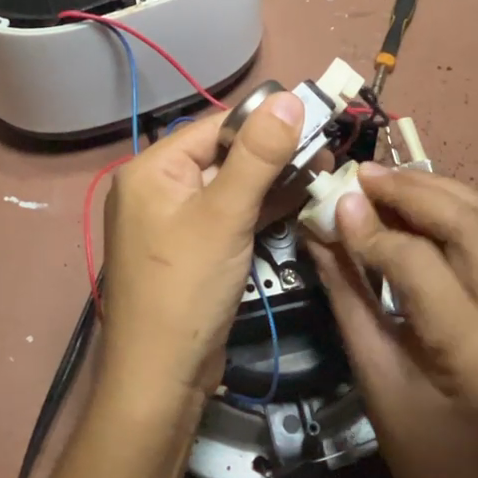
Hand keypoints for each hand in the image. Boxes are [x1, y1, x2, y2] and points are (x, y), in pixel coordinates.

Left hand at [99, 92, 307, 402]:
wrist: (160, 379)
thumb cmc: (186, 288)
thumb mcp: (225, 215)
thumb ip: (258, 155)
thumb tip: (289, 98)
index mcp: (151, 168)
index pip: (214, 127)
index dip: (264, 120)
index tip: (314, 115)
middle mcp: (156, 187)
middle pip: (222, 155)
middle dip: (272, 152)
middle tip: (325, 146)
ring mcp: (172, 221)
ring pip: (228, 186)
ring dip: (271, 179)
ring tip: (321, 167)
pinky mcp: (190, 249)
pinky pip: (227, 214)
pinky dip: (258, 207)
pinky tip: (297, 198)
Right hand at [306, 163, 477, 477]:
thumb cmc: (424, 448)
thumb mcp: (374, 375)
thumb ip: (347, 292)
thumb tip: (320, 225)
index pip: (421, 265)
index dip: (372, 229)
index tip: (335, 203)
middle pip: (471, 226)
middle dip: (413, 190)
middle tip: (363, 174)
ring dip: (438, 190)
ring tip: (386, 179)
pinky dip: (457, 209)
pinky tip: (420, 203)